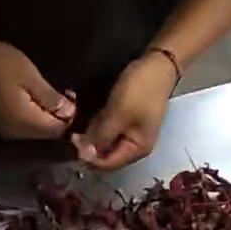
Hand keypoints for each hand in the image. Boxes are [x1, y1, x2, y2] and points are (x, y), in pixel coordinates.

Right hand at [0, 39, 75, 139]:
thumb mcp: (30, 75)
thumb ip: (51, 98)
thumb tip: (69, 113)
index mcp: (24, 122)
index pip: (57, 130)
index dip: (70, 116)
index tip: (72, 95)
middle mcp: (15, 133)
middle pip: (47, 134)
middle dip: (59, 117)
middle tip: (64, 93)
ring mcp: (6, 131)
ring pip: (37, 131)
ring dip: (47, 116)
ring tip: (50, 93)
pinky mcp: (1, 125)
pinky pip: (26, 127)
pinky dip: (35, 116)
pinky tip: (35, 99)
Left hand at [73, 50, 173, 168]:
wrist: (157, 64)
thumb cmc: (140, 90)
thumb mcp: (119, 114)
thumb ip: (101, 137)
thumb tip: (85, 157)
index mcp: (137, 150)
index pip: (107, 165)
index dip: (89, 158)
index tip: (74, 143)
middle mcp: (133, 148)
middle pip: (104, 157)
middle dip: (88, 148)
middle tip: (73, 135)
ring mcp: (128, 136)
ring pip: (102, 145)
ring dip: (90, 138)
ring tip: (78, 128)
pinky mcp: (123, 124)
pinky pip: (105, 133)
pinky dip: (96, 129)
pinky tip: (90, 121)